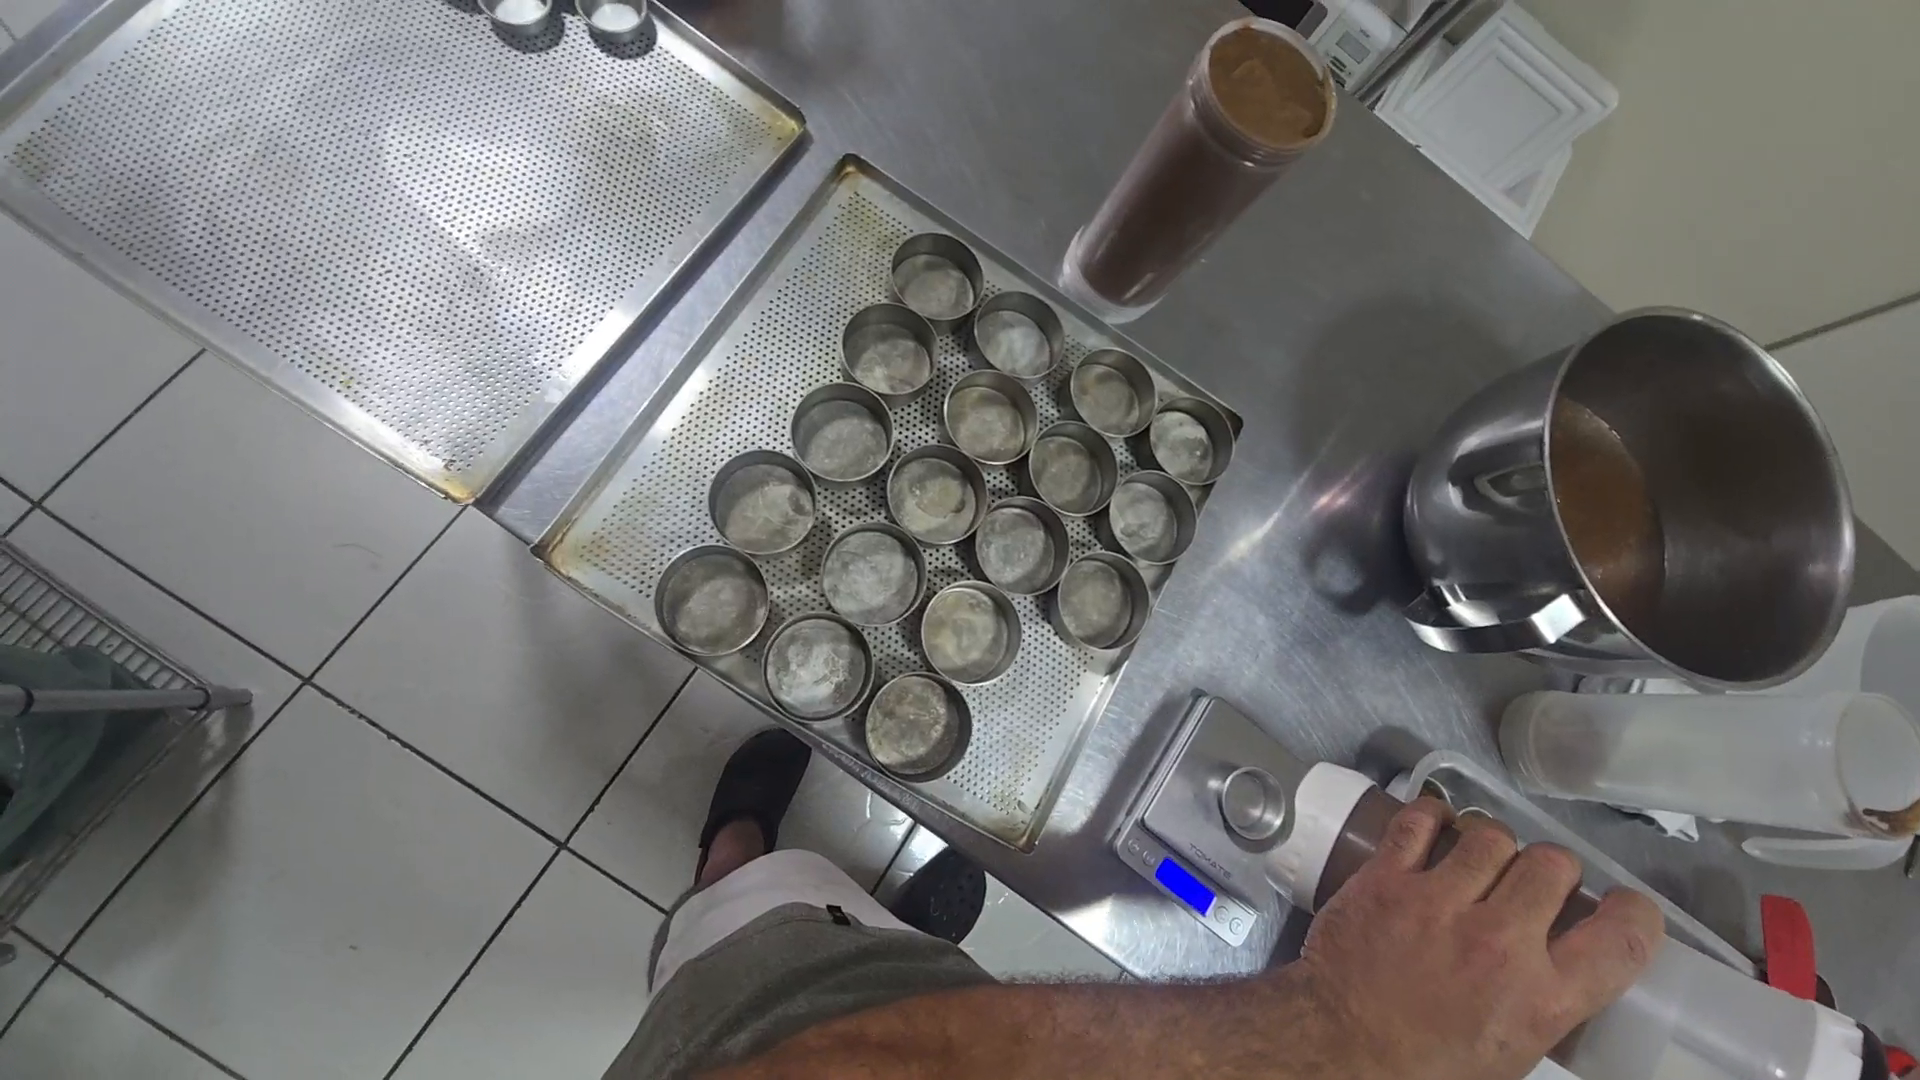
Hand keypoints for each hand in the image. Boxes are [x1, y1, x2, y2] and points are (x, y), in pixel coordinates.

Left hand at [1291, 798, 1663, 1079]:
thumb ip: (1544, 1005)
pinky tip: (1434, 821)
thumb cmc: (1429, 1064)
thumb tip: (1558, 971)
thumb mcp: (1514, 1051)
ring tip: (1482, 853)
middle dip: (1551, 865)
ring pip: (1488, 835)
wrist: (1343, 1042)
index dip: (1633, 912)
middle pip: (1550, 865)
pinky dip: (1430, 814)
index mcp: (1543, 995)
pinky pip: (1417, 822)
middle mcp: (1498, 940)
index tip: (1621, 904)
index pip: (1622, 936)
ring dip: (1492, 840)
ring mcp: (1437, 901)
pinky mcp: (1385, 877)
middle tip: (1533, 877)